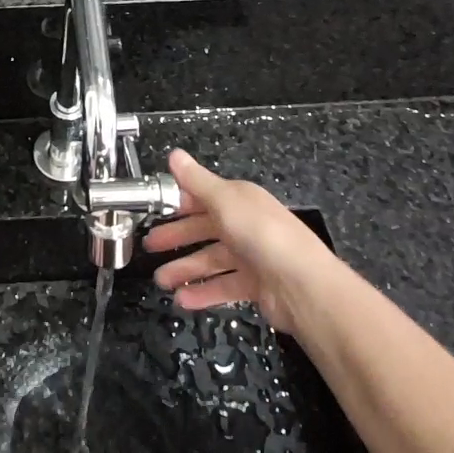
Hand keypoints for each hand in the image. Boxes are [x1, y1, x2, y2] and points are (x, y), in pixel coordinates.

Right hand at [146, 149, 339, 332]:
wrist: (304, 286)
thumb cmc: (262, 234)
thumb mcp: (225, 200)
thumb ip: (196, 181)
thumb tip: (173, 154)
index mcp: (239, 200)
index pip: (203, 198)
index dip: (178, 204)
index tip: (154, 212)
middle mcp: (245, 225)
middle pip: (205, 229)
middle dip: (177, 238)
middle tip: (149, 247)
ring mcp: (252, 257)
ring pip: (211, 260)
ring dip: (186, 270)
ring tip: (161, 281)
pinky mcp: (256, 286)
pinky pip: (224, 286)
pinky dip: (204, 292)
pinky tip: (184, 299)